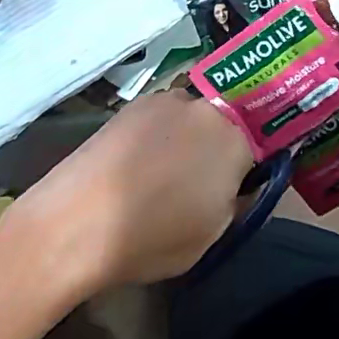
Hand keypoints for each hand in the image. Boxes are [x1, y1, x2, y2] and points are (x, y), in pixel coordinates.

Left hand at [0, 90, 251, 295]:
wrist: (75, 222)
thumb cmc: (152, 236)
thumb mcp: (212, 233)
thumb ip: (237, 199)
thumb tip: (240, 182)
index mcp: (233, 138)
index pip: (263, 136)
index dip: (256, 157)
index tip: (246, 176)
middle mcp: (204, 107)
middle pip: (227, 120)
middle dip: (222, 144)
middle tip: (205, 180)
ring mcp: (164, 101)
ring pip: (192, 116)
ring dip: (189, 137)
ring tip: (165, 174)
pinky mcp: (132, 105)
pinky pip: (161, 116)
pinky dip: (159, 135)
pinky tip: (139, 164)